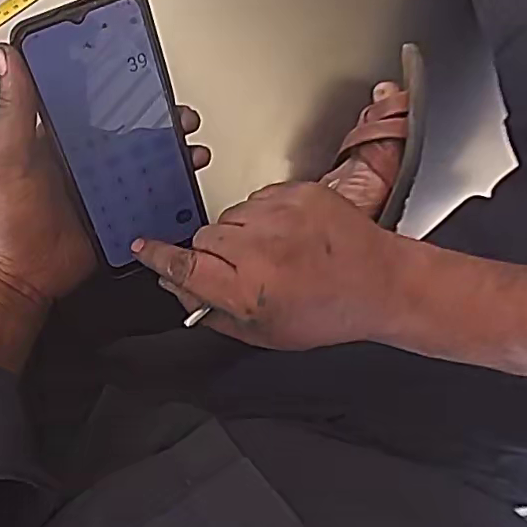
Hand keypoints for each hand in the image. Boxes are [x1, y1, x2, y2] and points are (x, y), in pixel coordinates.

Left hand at [0, 43, 210, 304]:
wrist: (22, 277)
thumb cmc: (4, 223)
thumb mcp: (5, 161)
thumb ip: (13, 112)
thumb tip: (6, 60)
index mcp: (50, 138)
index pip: (82, 98)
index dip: (106, 80)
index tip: (129, 62)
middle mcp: (77, 157)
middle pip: (121, 125)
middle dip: (150, 112)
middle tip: (171, 106)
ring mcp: (97, 184)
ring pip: (139, 155)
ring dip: (165, 145)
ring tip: (185, 140)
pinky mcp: (113, 210)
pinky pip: (144, 191)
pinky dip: (165, 182)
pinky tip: (178, 176)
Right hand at [133, 180, 526, 372]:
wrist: (384, 282)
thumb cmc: (330, 313)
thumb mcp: (265, 333)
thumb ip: (213, 311)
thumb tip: (177, 289)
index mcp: (250, 289)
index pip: (184, 266)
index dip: (158, 257)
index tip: (142, 248)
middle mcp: (260, 250)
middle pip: (202, 238)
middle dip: (212, 253)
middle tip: (242, 269)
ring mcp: (280, 216)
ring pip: (227, 218)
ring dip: (238, 235)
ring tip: (274, 252)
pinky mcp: (297, 193)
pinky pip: (254, 201)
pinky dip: (262, 217)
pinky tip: (288, 236)